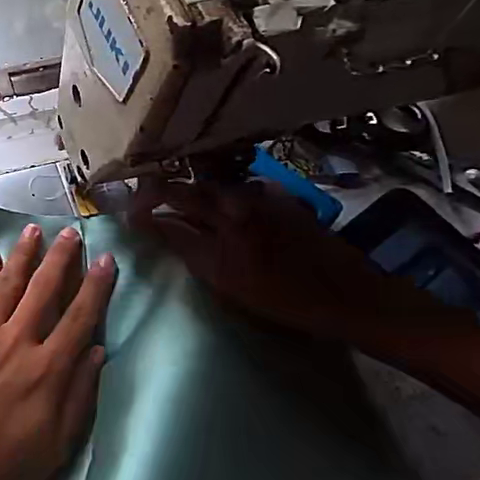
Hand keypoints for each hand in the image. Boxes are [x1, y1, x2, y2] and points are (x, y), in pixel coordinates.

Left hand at [0, 224, 115, 479]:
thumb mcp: (57, 446)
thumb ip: (79, 395)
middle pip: (44, 288)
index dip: (95, 285)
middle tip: (70, 232)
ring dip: (22, 254)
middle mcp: (17, 341)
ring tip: (33, 230)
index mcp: (47, 368)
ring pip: (7, 283)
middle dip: (60, 257)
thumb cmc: (4, 467)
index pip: (80, 316)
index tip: (106, 259)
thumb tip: (98, 351)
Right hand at [136, 180, 471, 349]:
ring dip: (192, 197)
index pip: (172, 192)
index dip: (145, 197)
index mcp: (225, 209)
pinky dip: (219, 202)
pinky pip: (237, 194)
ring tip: (178, 214)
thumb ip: (186, 245)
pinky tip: (219, 220)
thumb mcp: (226, 278)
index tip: (128, 209)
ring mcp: (263, 192)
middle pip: (192, 184)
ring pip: (214, 188)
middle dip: (165, 193)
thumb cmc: (285, 295)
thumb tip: (152, 222)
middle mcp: (241, 191)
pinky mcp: (280, 200)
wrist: (351, 295)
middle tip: (147, 207)